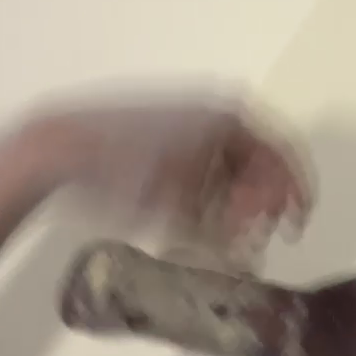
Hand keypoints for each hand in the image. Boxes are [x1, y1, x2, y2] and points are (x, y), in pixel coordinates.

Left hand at [7, 94, 313, 266]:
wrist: (59, 145)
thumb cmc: (125, 169)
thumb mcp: (180, 206)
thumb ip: (227, 225)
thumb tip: (256, 245)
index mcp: (231, 116)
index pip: (283, 153)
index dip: (296, 192)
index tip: (296, 228)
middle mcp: (220, 109)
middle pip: (259, 159)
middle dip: (260, 203)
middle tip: (251, 242)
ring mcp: (193, 116)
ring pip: (231, 163)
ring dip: (233, 201)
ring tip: (220, 238)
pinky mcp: (169, 127)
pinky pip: (206, 160)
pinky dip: (209, 191)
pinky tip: (194, 220)